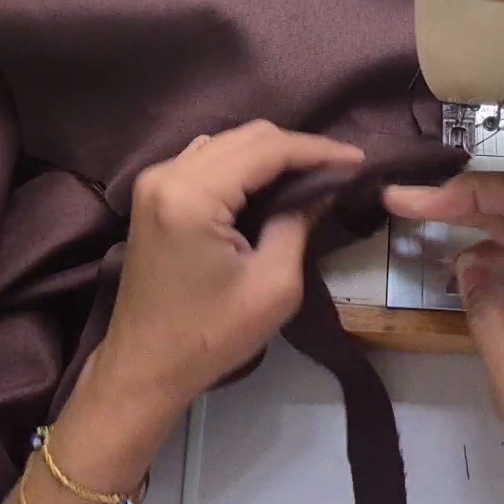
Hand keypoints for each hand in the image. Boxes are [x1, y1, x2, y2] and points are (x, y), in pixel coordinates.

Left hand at [81, 121, 364, 422]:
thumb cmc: (211, 336)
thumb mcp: (273, 285)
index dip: (318, 150)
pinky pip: (209, 158)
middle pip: (246, 136)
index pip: (267, 149)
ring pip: (228, 142)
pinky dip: (245, 163)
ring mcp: (155, 181)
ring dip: (272, 152)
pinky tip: (271, 182)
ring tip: (313, 174)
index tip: (359, 160)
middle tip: (341, 168)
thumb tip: (323, 187)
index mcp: (193, 194)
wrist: (144, 367)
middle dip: (298, 148)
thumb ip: (298, 222)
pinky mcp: (154, 194)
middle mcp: (168, 174)